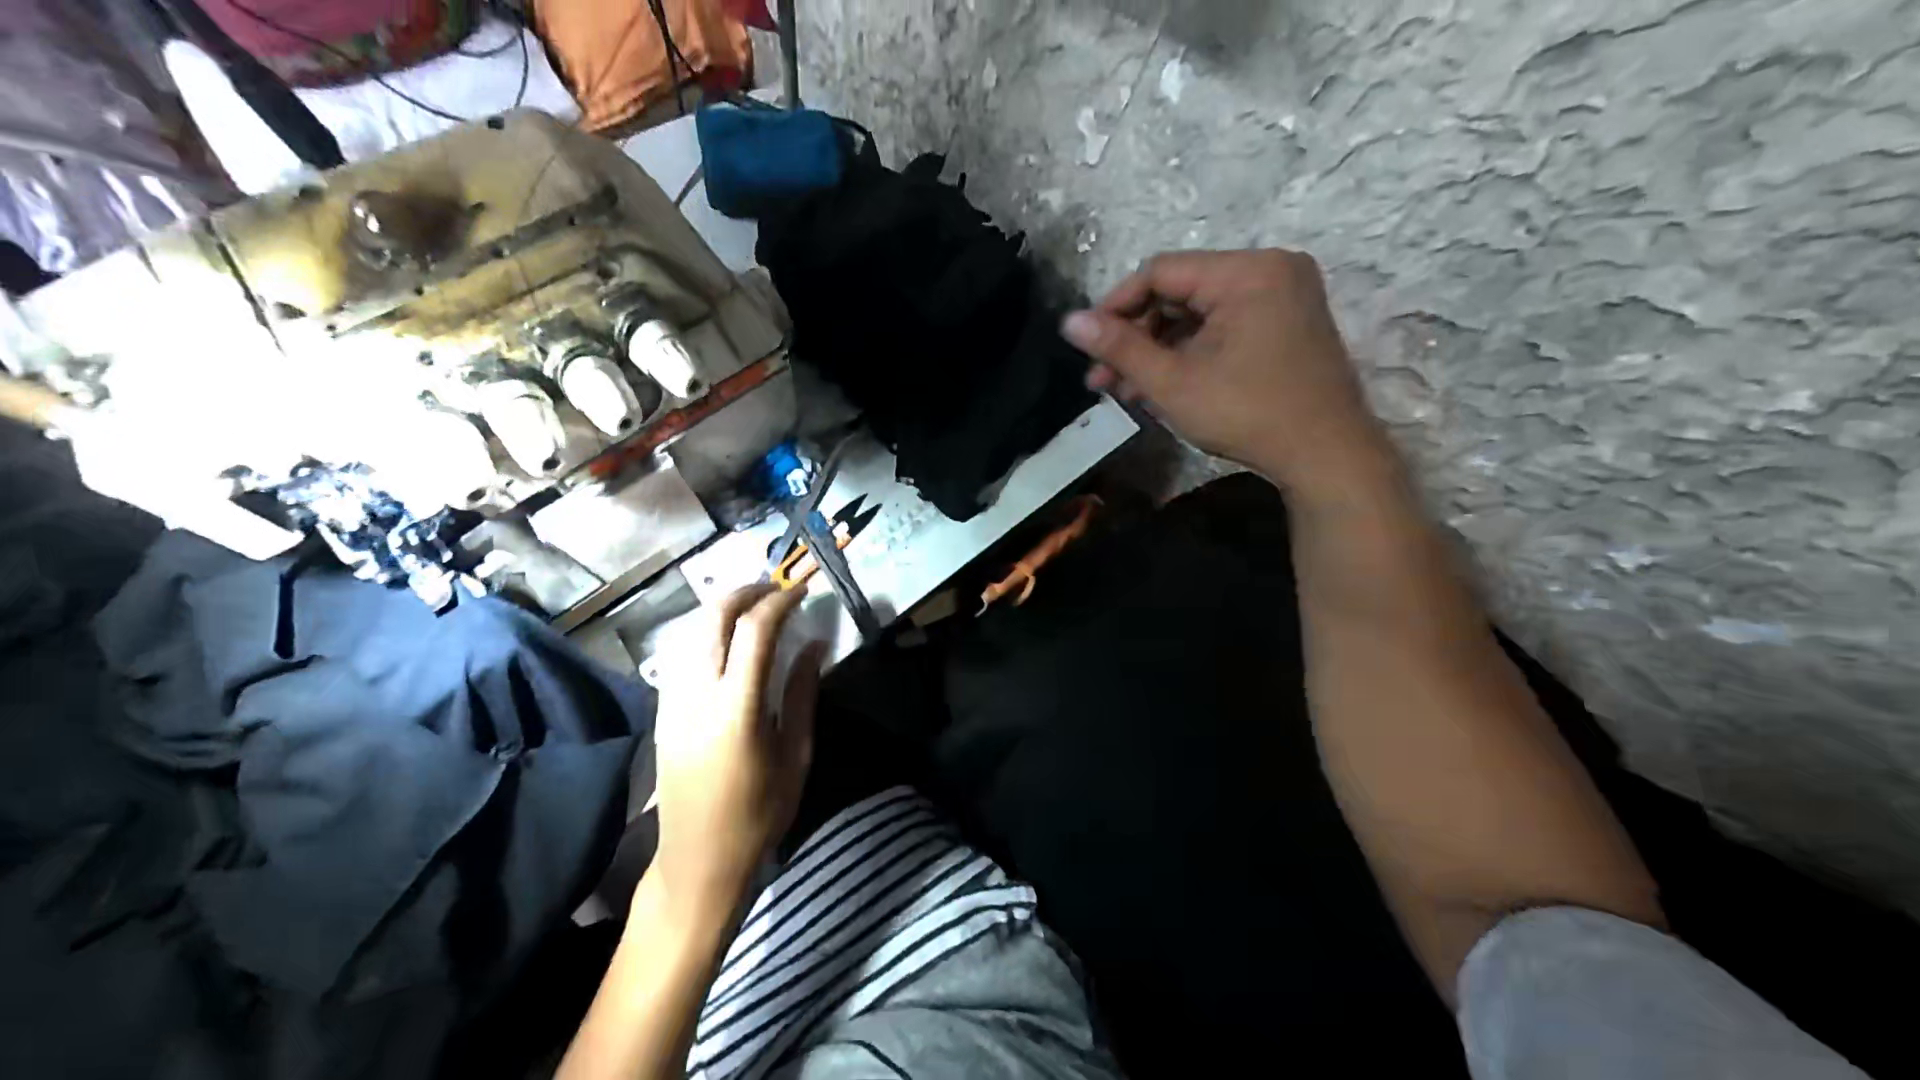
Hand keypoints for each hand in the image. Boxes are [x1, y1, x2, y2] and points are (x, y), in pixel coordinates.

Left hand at [651, 584, 824, 910]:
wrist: (699, 858)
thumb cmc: (760, 812)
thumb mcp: (796, 754)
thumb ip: (803, 693)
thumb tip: (815, 644)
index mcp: (737, 709)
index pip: (755, 631)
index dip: (780, 601)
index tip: (802, 591)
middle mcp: (698, 695)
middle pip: (713, 617)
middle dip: (746, 592)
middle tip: (776, 589)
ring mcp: (673, 702)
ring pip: (692, 630)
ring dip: (723, 608)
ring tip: (756, 606)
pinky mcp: (662, 711)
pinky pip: (682, 654)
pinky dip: (707, 632)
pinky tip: (728, 639)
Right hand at [1062, 249, 1390, 499]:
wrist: (1327, 456)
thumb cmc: (1248, 414)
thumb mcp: (1173, 382)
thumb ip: (1119, 348)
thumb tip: (1069, 321)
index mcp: (1247, 271)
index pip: (1160, 272)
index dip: (1115, 307)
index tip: (1087, 346)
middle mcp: (1269, 270)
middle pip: (1178, 293)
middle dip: (1135, 337)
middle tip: (1101, 378)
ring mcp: (1282, 297)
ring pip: (1197, 314)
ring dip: (1157, 350)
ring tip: (1121, 391)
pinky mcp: (1285, 324)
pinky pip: (1222, 327)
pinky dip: (1189, 354)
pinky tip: (1159, 386)